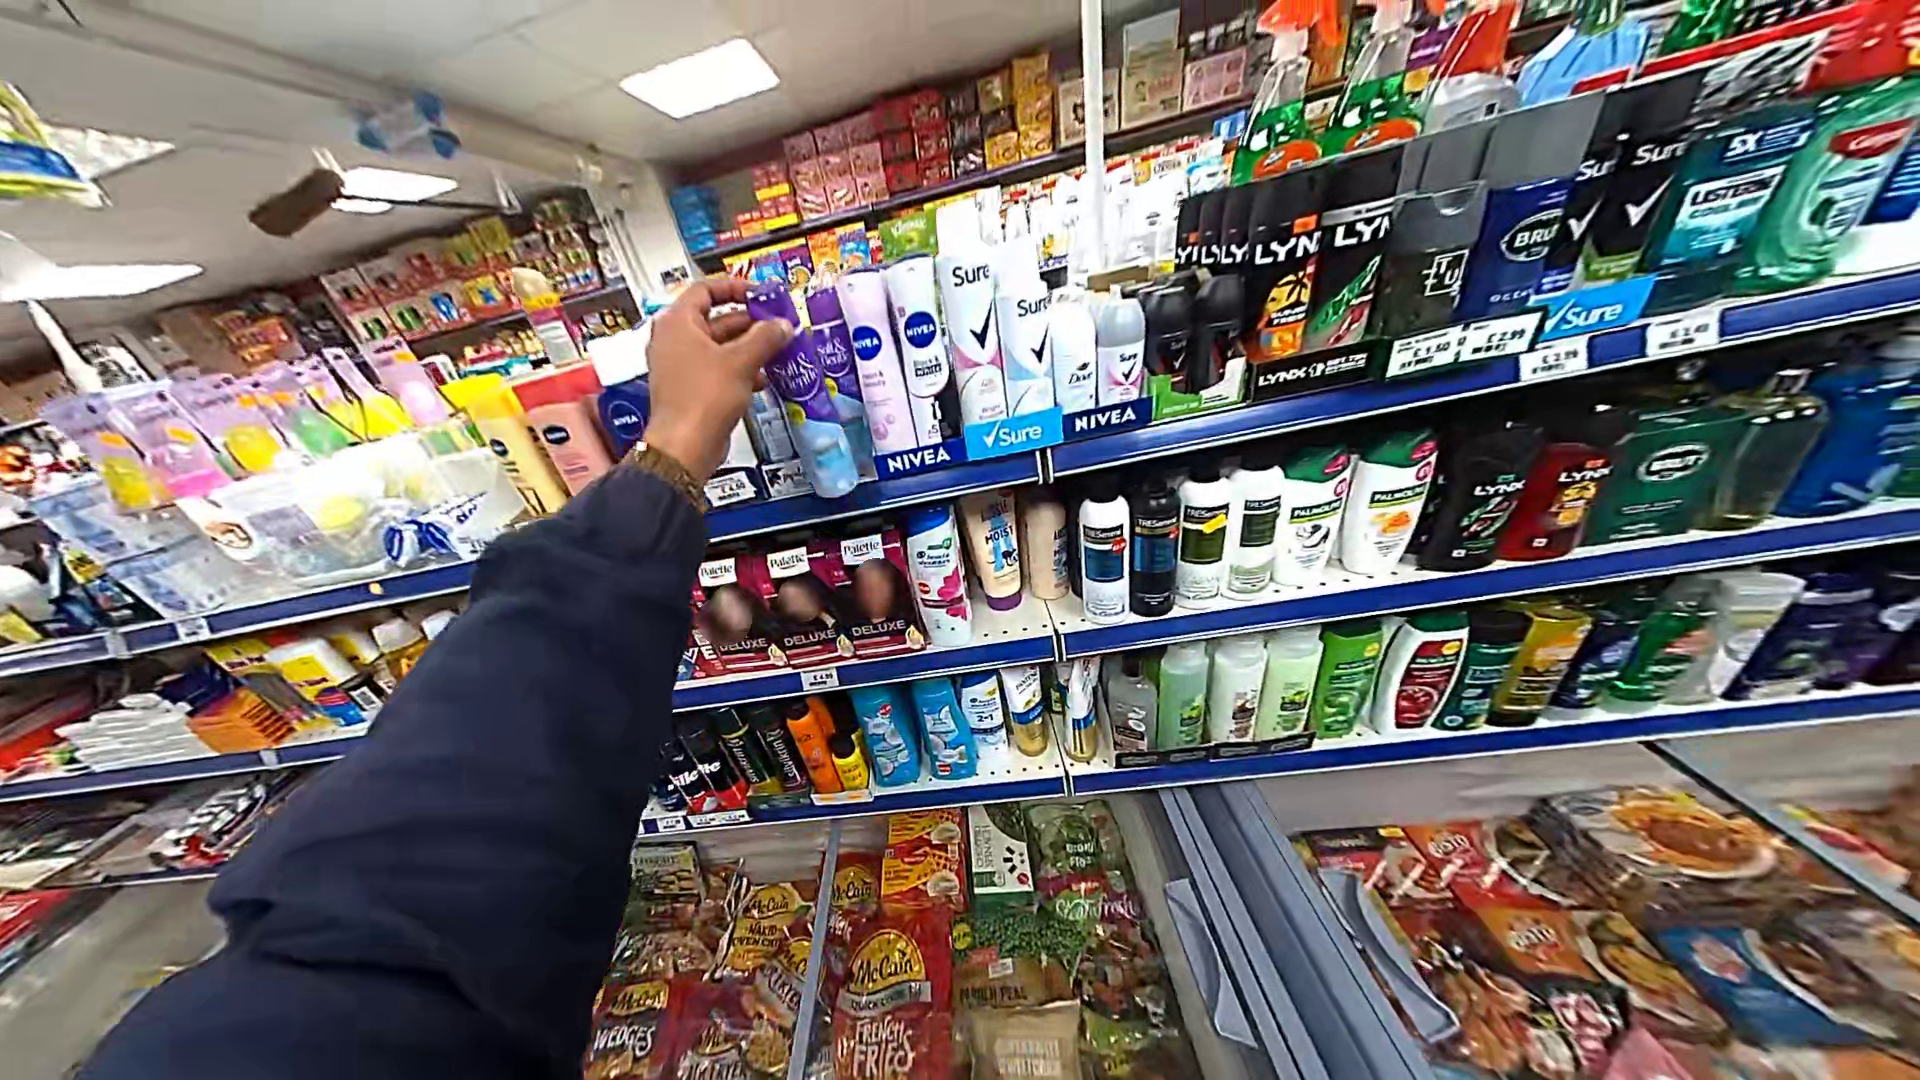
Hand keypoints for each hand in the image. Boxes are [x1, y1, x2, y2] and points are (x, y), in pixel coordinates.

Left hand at [642, 276, 792, 481]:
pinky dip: (742, 370)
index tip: (760, 295)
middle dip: (750, 324)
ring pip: (721, 347)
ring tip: (777, 353)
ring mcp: (682, 366)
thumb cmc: (704, 398)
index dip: (735, 288)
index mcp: (677, 323)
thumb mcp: (741, 361)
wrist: (687, 445)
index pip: (705, 290)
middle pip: (717, 320)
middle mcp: (675, 340)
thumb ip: (765, 338)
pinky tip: (763, 379)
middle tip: (778, 327)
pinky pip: (720, 370)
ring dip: (750, 349)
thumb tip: (783, 325)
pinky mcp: (693, 389)